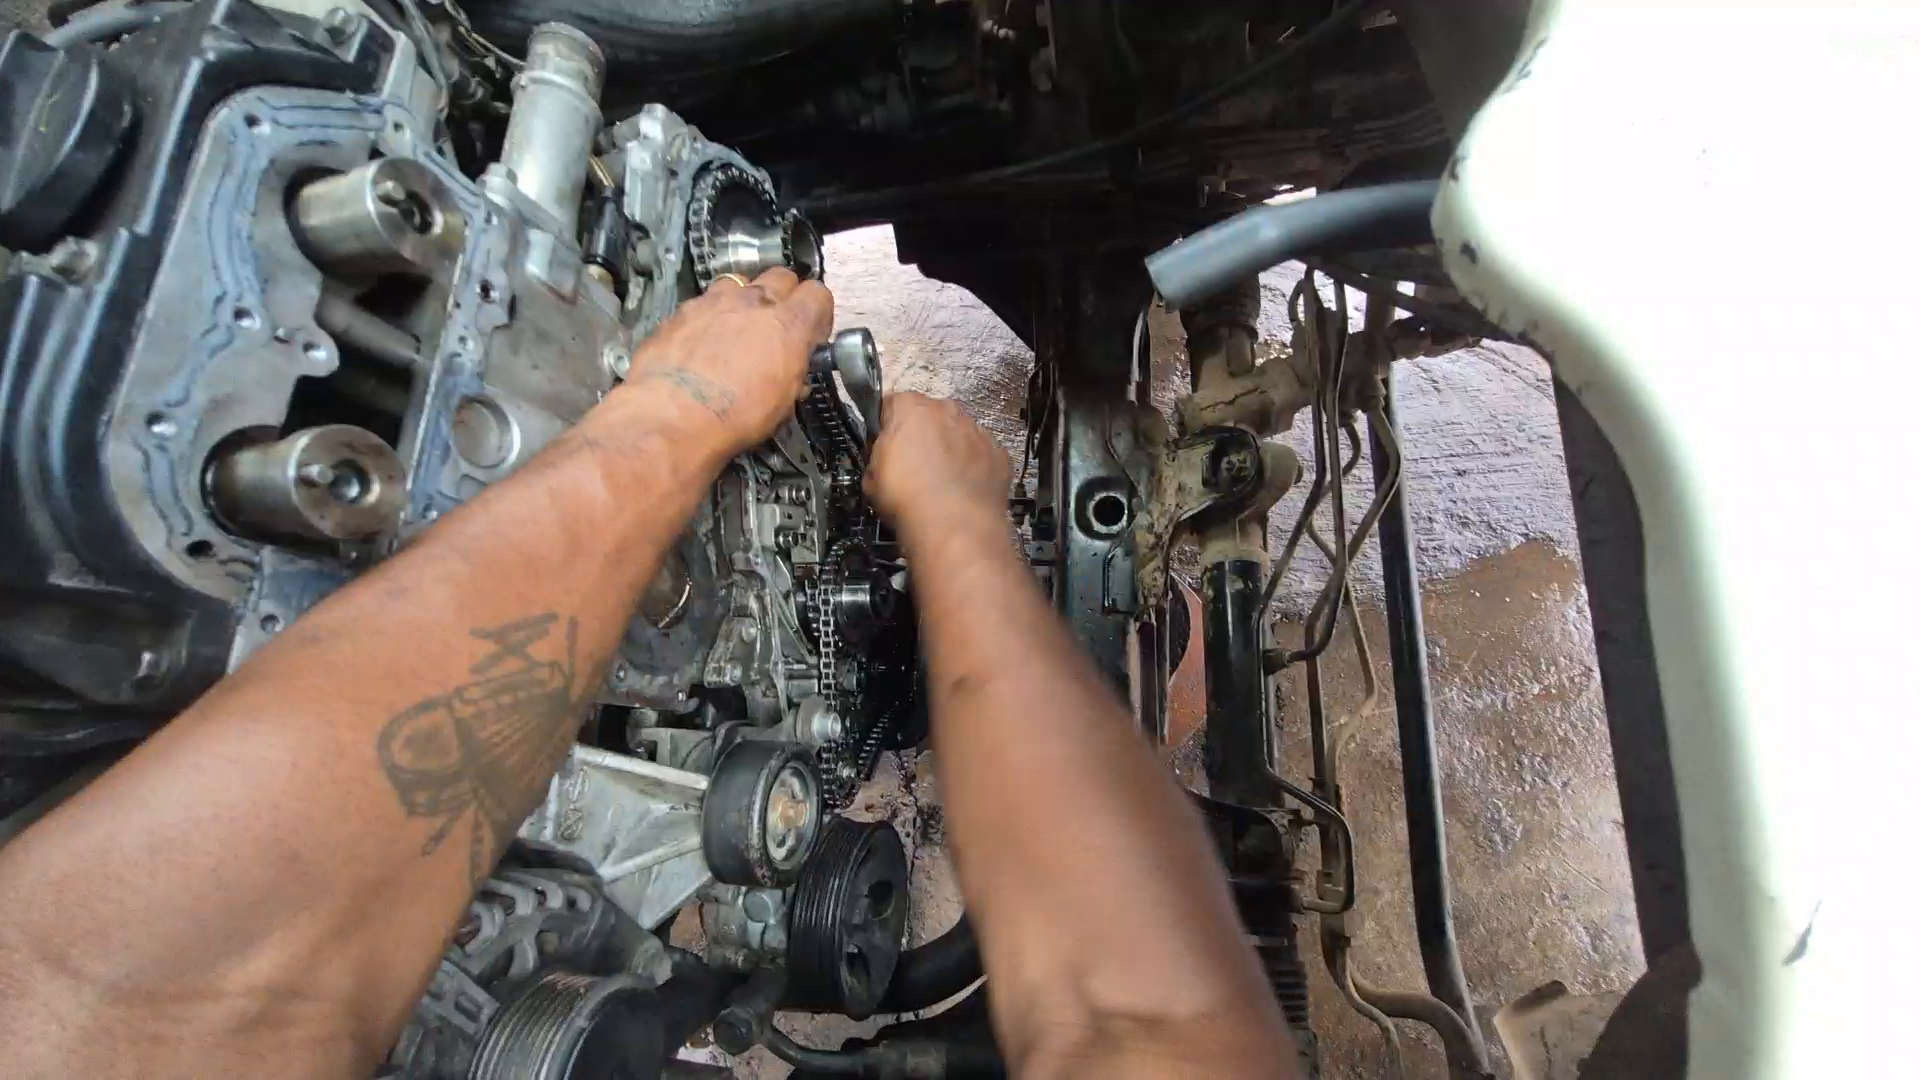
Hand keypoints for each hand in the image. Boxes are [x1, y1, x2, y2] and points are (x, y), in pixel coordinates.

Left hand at [612, 267, 832, 458]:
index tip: (813, 333)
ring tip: (740, 330)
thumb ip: (794, 373)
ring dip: (746, 301)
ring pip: (740, 283)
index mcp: (788, 325)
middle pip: (781, 277)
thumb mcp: (784, 403)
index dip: (819, 313)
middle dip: (785, 297)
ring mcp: (714, 301)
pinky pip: (705, 302)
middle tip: (780, 328)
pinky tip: (707, 343)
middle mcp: (753, 302)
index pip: (817, 294)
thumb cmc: (735, 415)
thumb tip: (794, 371)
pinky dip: (712, 317)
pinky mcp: (682, 311)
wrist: (675, 416)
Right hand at [865, 392, 1010, 534]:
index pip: (893, 405)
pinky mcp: (1000, 454)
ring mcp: (978, 430)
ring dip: (952, 450)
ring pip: (960, 434)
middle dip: (924, 436)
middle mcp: (947, 409)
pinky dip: (975, 468)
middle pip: (930, 416)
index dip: (888, 427)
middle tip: (915, 468)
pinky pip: (982, 455)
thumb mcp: (871, 476)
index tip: (888, 448)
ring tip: (943, 483)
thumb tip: (886, 456)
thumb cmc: (906, 498)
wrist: (954, 526)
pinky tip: (966, 491)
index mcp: (910, 407)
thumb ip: (880, 454)